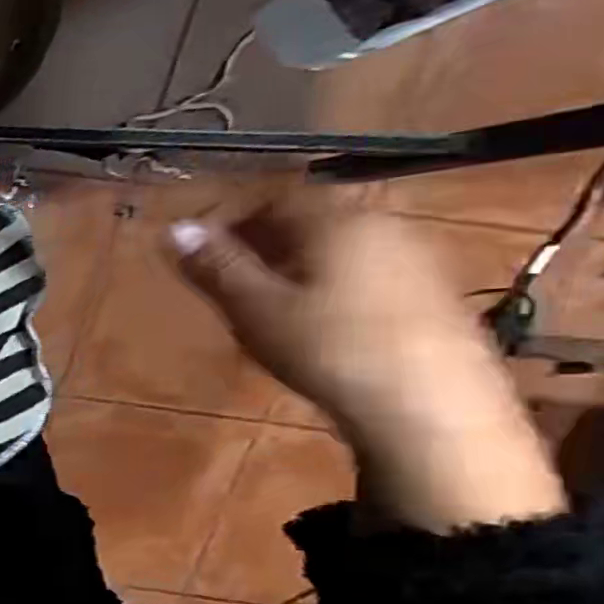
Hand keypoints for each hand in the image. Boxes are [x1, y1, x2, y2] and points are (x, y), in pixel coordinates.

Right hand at [168, 199, 566, 532]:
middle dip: (257, 242)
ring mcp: (412, 257)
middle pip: (306, 219)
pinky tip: (309, 322)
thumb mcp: (255, 308)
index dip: (227, 217)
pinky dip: (322, 282)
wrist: (430, 406)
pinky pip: (359, 270)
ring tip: (257, 304)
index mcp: (334, 220)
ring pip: (333, 246)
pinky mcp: (427, 293)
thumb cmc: (327, 348)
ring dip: (288, 264)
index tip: (194, 250)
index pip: (272, 196)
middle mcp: (379, 224)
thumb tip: (173, 228)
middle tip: (220, 278)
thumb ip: (215, 266)